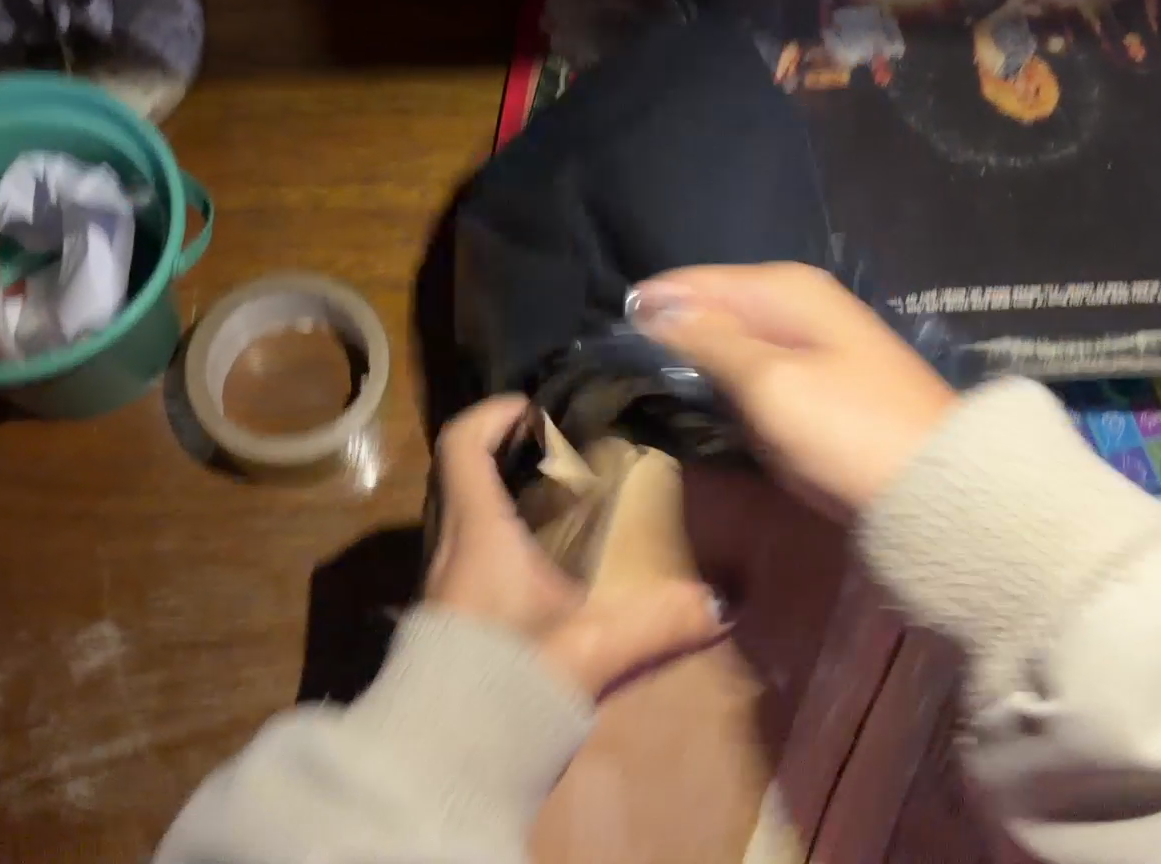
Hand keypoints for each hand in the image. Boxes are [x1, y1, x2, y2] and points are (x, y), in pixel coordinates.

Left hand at [426, 396, 727, 698]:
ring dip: (491, 485)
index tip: (530, 406)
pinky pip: (458, 540)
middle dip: (498, 445)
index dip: (491, 413)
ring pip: (455, 505)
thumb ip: (660, 622)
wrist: (447, 754)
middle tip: (548, 443)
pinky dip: (488, 525)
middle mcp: (448, 542)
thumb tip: (723, 602)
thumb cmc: (511, 680)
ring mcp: (437, 575)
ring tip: (544, 489)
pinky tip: (528, 554)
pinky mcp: (439, 606)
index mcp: (478, 532)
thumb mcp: (593, 649)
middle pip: (456, 468)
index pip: (462, 445)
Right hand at [629, 262, 957, 511]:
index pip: (691, 281)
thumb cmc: (846, 429)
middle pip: (707, 307)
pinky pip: (745, 367)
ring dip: (692, 360)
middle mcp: (791, 302)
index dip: (649, 308)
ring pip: (723, 339)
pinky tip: (700, 400)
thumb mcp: (769, 381)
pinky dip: (720, 381)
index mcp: (783, 288)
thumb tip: (650, 306)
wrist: (931, 488)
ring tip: (651, 385)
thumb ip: (707, 338)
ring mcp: (802, 340)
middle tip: (626, 370)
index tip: (611, 343)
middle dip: (669, 333)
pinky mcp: (806, 377)